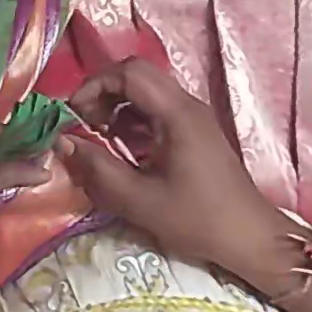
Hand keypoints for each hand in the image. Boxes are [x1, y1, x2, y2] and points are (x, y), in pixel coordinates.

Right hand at [58, 57, 297, 276]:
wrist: (250, 238)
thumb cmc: (197, 219)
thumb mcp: (139, 199)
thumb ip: (97, 167)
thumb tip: (62, 141)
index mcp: (177, 114)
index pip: (129, 73)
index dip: (94, 85)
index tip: (73, 113)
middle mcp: (186, 105)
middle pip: (136, 74)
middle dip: (102, 91)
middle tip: (83, 121)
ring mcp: (192, 115)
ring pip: (145, 89)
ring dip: (115, 103)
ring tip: (98, 134)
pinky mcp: (193, 129)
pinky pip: (155, 107)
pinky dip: (131, 116)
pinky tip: (122, 145)